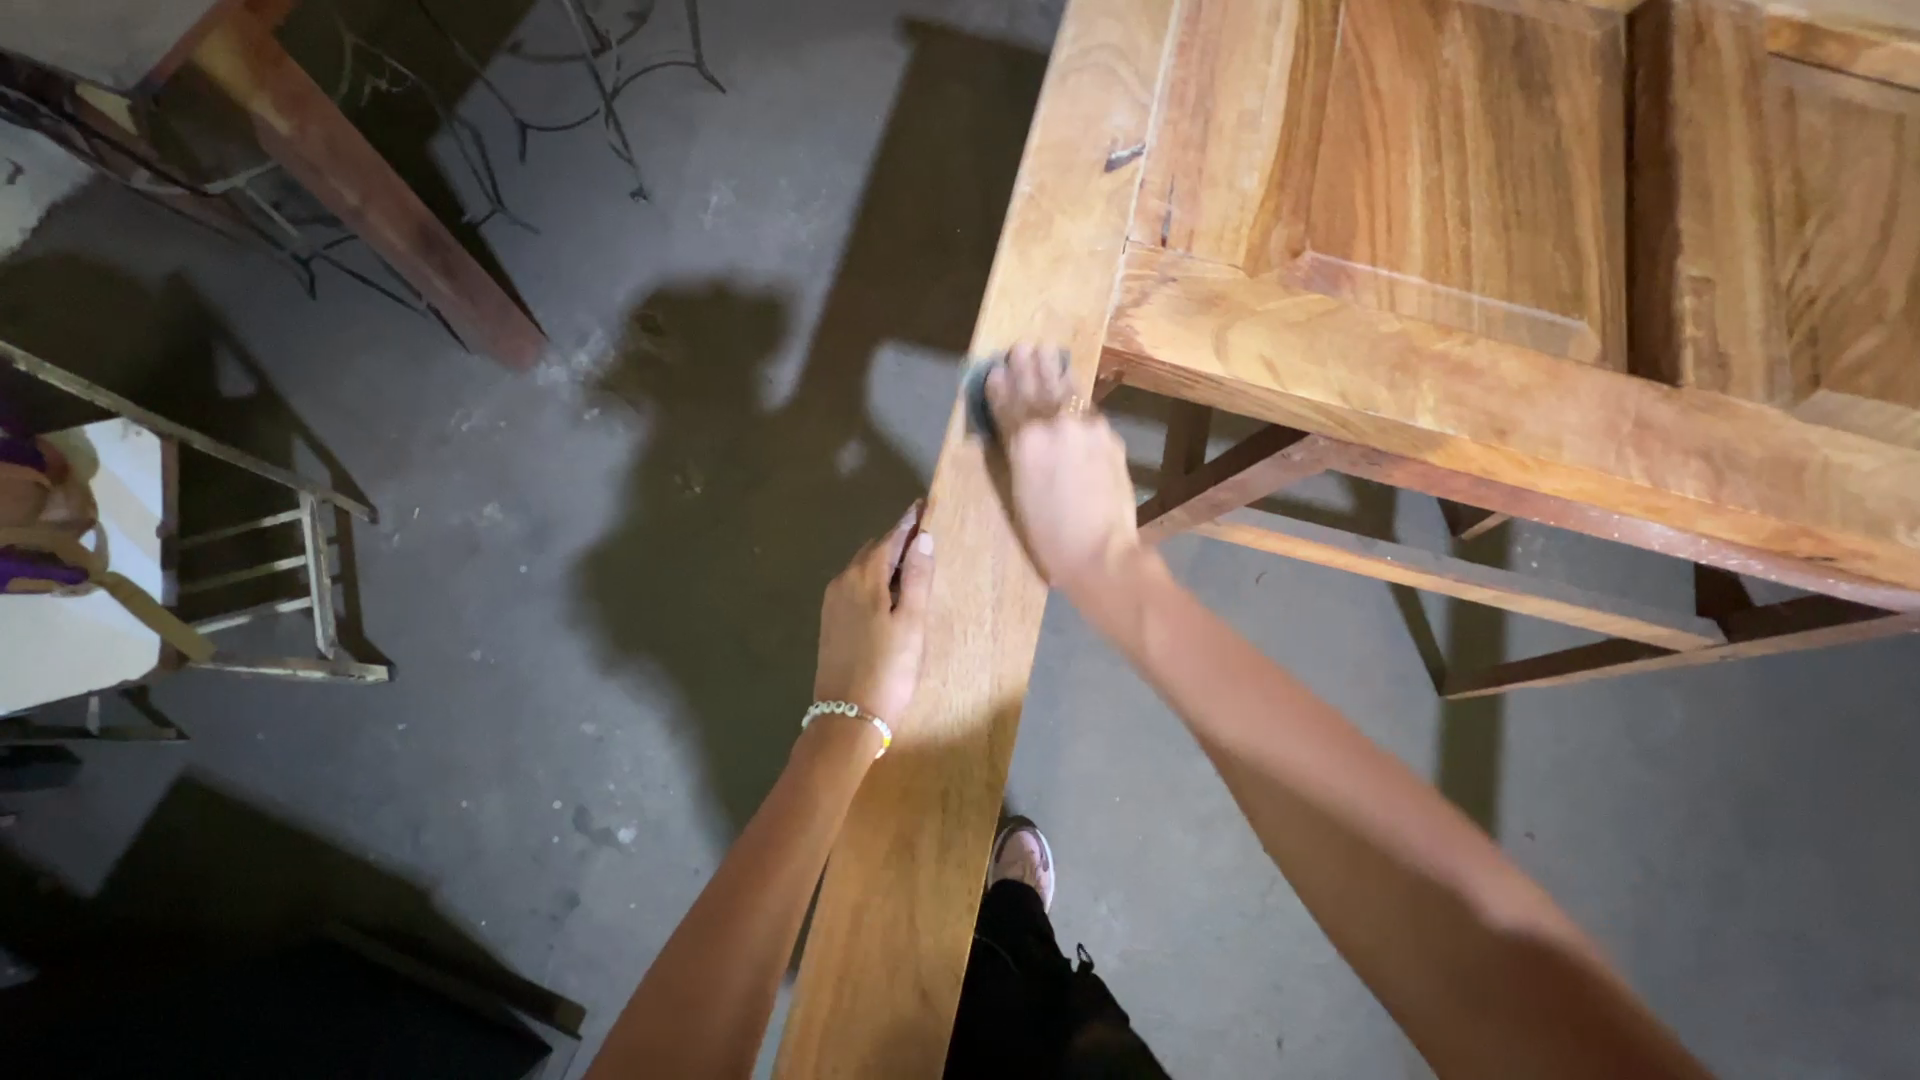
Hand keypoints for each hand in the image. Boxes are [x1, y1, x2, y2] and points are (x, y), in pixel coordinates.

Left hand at [812, 501, 935, 726]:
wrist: (847, 717)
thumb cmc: (888, 669)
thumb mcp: (911, 623)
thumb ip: (917, 578)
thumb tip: (922, 536)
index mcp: (863, 578)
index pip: (889, 538)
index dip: (909, 523)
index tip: (923, 506)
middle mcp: (842, 583)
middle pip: (872, 550)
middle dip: (896, 540)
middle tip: (922, 534)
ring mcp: (832, 604)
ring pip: (861, 569)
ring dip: (884, 561)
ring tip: (910, 562)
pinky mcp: (830, 623)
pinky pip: (854, 587)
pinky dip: (873, 580)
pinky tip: (888, 593)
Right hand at [986, 343, 1141, 596]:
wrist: (1101, 552)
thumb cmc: (1050, 537)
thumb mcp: (1019, 495)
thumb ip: (1018, 455)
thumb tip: (1018, 434)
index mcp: (1024, 442)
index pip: (1008, 405)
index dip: (1000, 386)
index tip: (996, 369)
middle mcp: (1053, 425)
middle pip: (1036, 389)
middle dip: (1026, 367)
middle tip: (1021, 347)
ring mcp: (1085, 427)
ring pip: (1065, 391)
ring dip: (1052, 370)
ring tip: (1045, 352)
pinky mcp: (1108, 435)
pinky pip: (1086, 409)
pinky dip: (1075, 396)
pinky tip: (1072, 387)